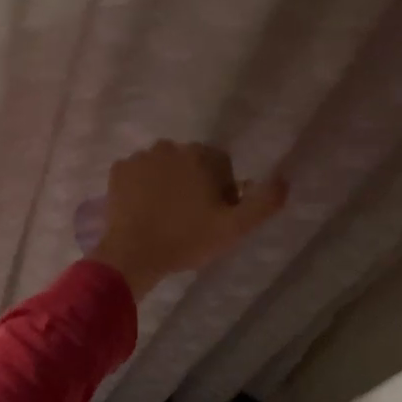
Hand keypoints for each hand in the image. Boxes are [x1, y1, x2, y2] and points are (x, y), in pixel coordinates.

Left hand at [88, 141, 285, 298]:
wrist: (133, 255)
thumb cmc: (186, 240)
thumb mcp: (235, 227)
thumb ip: (264, 202)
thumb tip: (284, 179)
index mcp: (201, 155)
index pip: (221, 165)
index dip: (222, 190)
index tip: (214, 215)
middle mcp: (170, 146)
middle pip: (191, 164)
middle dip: (194, 184)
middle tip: (190, 219)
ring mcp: (140, 157)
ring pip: (163, 168)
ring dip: (167, 184)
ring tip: (165, 217)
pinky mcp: (118, 171)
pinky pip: (138, 174)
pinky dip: (142, 188)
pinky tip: (144, 212)